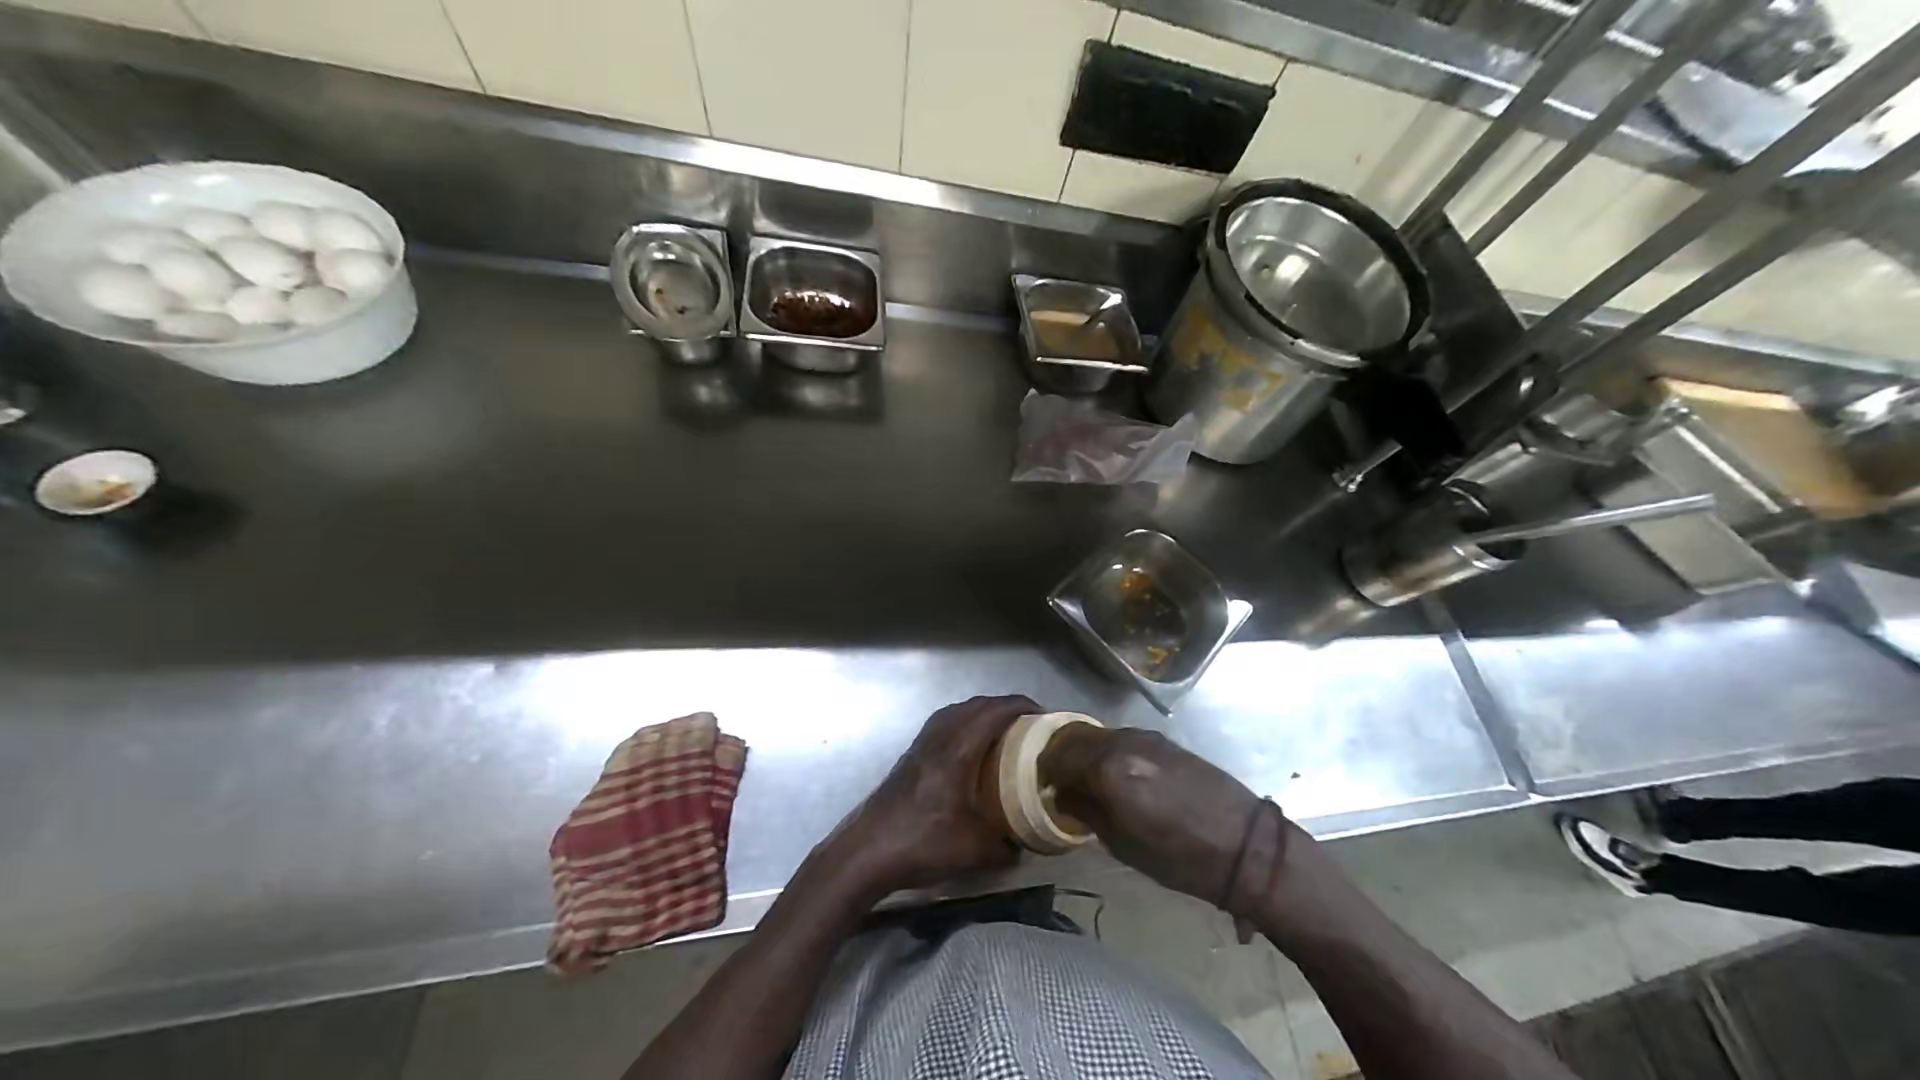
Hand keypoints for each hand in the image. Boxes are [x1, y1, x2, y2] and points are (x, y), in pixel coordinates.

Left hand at [831, 695, 1035, 895]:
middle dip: (1006, 707)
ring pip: (956, 712)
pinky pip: (944, 725)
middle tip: (1030, 726)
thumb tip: (1028, 842)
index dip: (1023, 706)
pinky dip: (964, 725)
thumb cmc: (923, 845)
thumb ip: (1009, 845)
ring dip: (982, 714)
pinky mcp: (910, 756)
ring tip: (1004, 734)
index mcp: (958, 750)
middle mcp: (939, 737)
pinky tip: (971, 751)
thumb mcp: (977, 851)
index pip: (995, 711)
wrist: (866, 853)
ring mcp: (921, 744)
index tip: (1046, 717)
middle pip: (976, 705)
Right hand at [1043, 727, 1277, 908]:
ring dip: (1084, 750)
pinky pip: (1122, 738)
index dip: (1045, 772)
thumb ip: (1086, 811)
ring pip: (1100, 734)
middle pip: (1076, 737)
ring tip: (1083, 777)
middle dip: (1061, 755)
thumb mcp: (1122, 844)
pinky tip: (1113, 772)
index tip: (1041, 787)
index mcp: (1110, 769)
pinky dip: (1108, 750)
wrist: (1247, 848)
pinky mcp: (1165, 740)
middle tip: (1056, 779)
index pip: (1060, 758)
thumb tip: (1063, 794)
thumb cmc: (1180, 858)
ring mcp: (1147, 737)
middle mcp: (1124, 743)